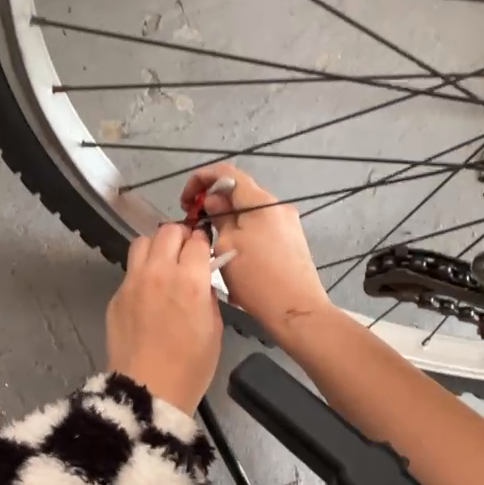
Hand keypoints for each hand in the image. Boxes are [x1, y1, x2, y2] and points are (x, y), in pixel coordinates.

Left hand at [106, 223, 222, 413]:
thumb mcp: (214, 330)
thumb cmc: (190, 368)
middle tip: (185, 252)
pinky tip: (148, 293)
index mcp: (190, 281)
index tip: (205, 251)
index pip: (196, 240)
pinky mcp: (116, 297)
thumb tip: (201, 282)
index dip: (203, 243)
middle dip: (180, 237)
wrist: (147, 392)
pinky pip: (130, 271)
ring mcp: (132, 283)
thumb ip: (208, 297)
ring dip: (156, 247)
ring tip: (163, 265)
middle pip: (167, 231)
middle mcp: (159, 273)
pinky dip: (141, 273)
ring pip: (141, 242)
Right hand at [180, 164, 331, 337]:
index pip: (227, 173)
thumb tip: (211, 201)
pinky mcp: (291, 241)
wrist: (297, 311)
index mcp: (260, 202)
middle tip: (195, 223)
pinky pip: (261, 227)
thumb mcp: (226, 247)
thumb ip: (217, 218)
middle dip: (213, 203)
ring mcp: (287, 223)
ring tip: (212, 242)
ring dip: (227, 220)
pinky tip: (233, 254)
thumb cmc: (257, 280)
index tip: (186, 200)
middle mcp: (277, 207)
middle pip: (239, 192)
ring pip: (249, 212)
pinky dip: (242, 232)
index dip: (201, 180)